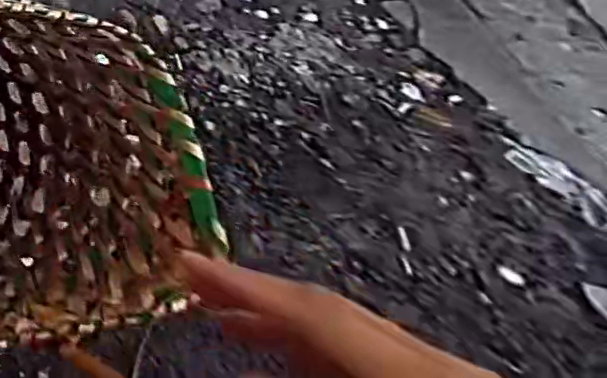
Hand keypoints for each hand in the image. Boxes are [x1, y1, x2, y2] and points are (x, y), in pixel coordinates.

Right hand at [182, 251, 496, 377]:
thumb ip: (311, 376)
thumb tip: (229, 348)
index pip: (323, 314)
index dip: (244, 285)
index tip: (182, 260)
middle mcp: (445, 371)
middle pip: (338, 313)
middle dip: (256, 297)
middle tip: (188, 282)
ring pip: (358, 334)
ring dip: (286, 327)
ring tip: (225, 324)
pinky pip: (381, 358)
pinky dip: (324, 355)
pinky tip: (289, 364)